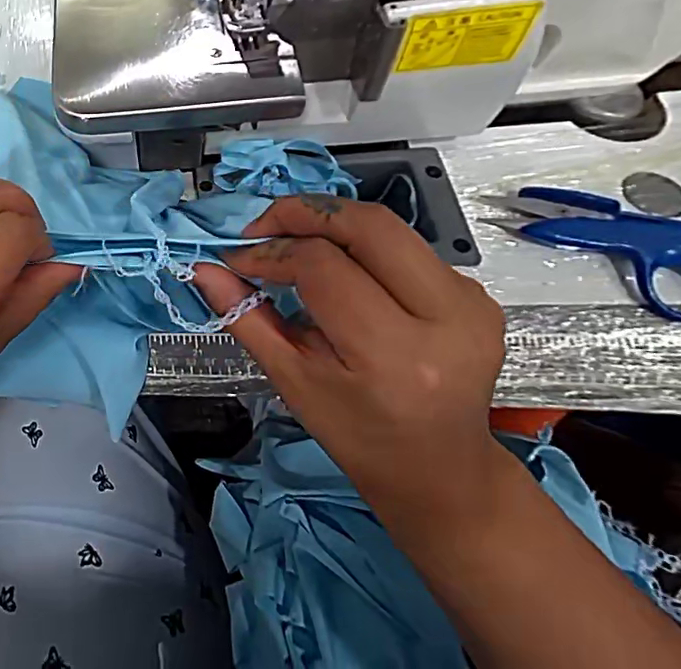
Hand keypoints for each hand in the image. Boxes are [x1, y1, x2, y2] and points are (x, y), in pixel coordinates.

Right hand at [198, 197, 680, 668]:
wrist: (441, 468)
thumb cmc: (357, 433)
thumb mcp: (292, 381)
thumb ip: (246, 318)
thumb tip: (203, 269)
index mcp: (394, 355)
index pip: (323, 267)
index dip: (271, 253)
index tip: (238, 259)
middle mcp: (446, 320)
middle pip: (368, 226)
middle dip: (304, 212)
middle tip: (262, 226)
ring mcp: (470, 302)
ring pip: (388, 227)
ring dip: (331, 223)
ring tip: (290, 240)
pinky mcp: (477, 294)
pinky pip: (405, 246)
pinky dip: (359, 243)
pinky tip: (336, 265)